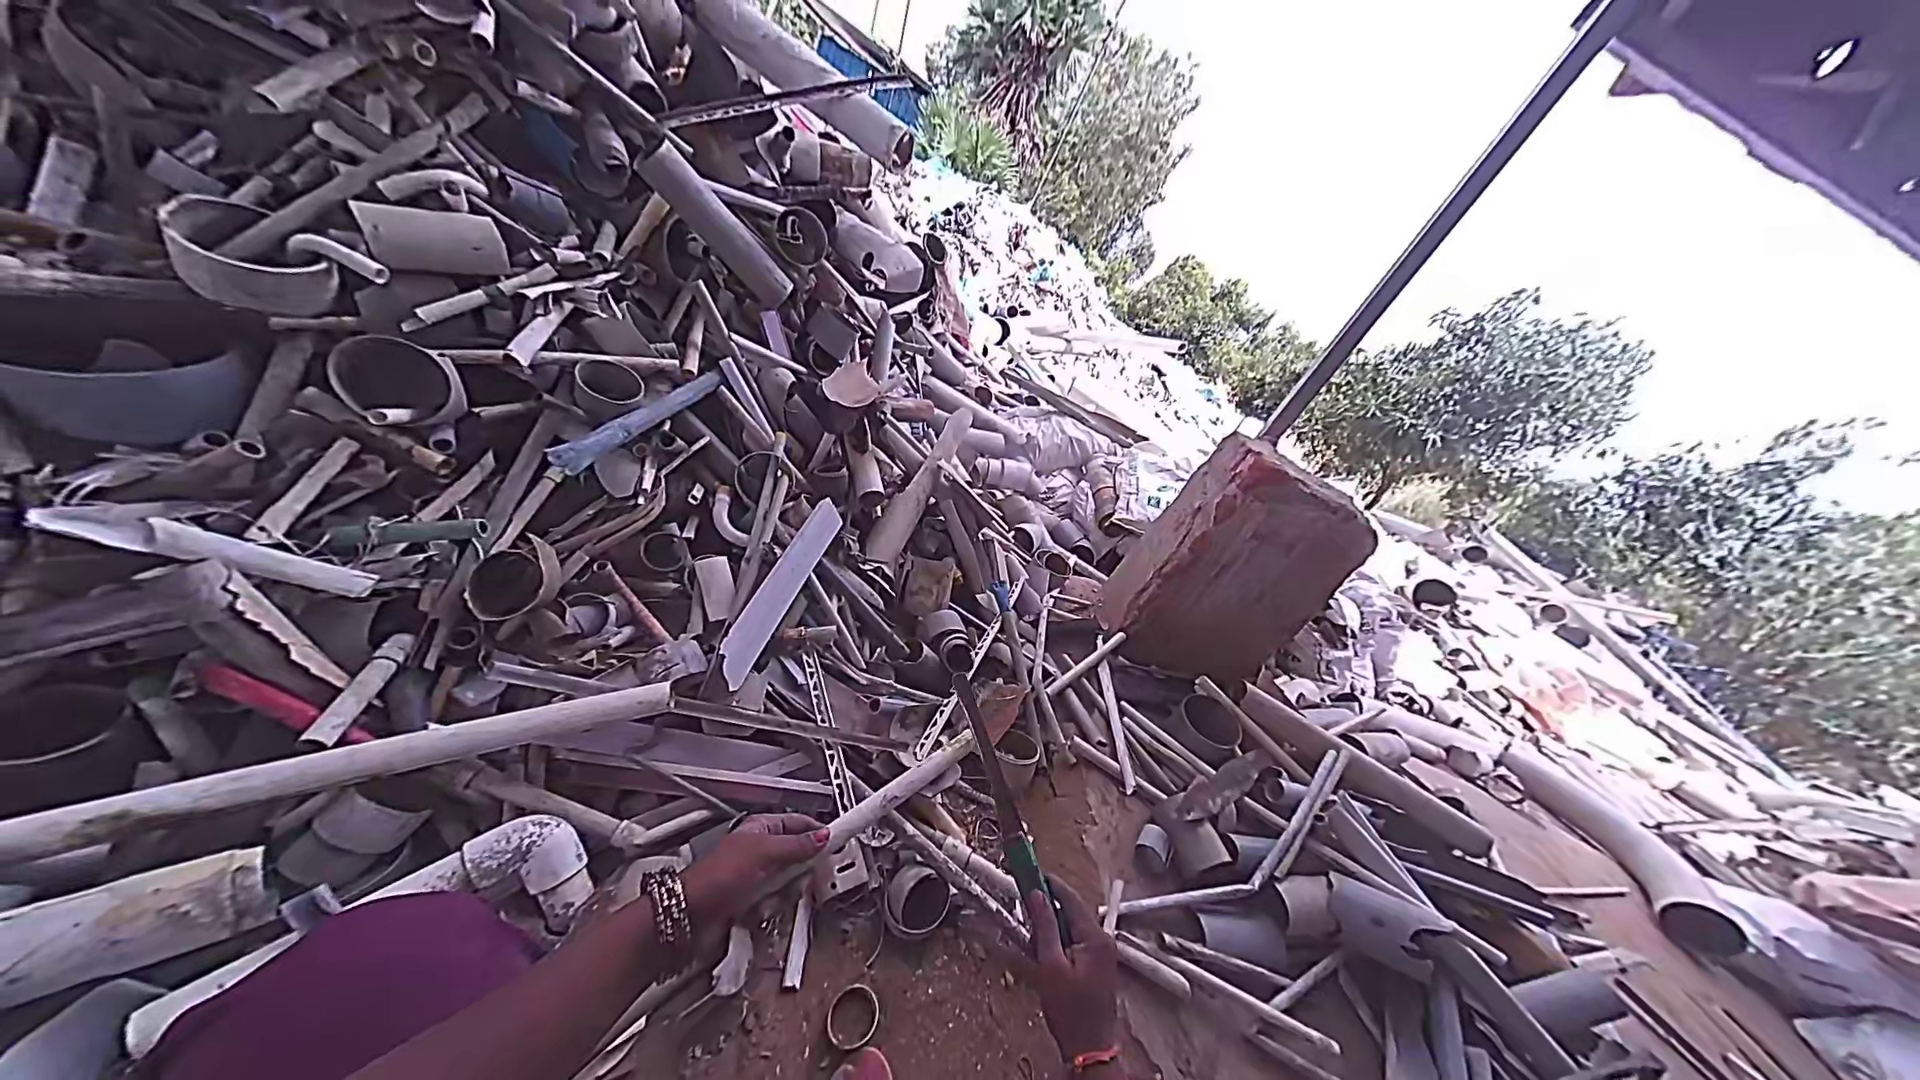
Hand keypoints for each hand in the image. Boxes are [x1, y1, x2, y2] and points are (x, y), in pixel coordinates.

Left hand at [682, 814, 826, 940]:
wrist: (689, 917)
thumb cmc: (718, 876)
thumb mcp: (764, 853)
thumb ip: (797, 845)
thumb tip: (823, 836)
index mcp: (762, 829)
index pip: (800, 824)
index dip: (818, 832)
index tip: (837, 840)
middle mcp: (760, 851)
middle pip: (797, 857)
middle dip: (798, 871)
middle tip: (797, 877)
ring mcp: (756, 878)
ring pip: (789, 883)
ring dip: (782, 893)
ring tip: (768, 896)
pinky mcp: (752, 902)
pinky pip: (776, 903)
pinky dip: (771, 907)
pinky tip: (758, 909)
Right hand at [1023, 878, 1119, 1065]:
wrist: (1090, 1050)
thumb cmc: (1070, 1011)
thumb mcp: (1050, 966)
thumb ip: (1044, 926)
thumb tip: (1036, 895)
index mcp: (1095, 937)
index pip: (1070, 897)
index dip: (1049, 883)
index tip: (1029, 872)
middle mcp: (1102, 939)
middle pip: (1070, 910)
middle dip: (1047, 908)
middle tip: (1025, 908)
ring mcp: (1102, 952)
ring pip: (1071, 925)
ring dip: (1051, 926)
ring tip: (1033, 937)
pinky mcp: (1098, 963)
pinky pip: (1076, 940)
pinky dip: (1059, 940)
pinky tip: (1045, 953)